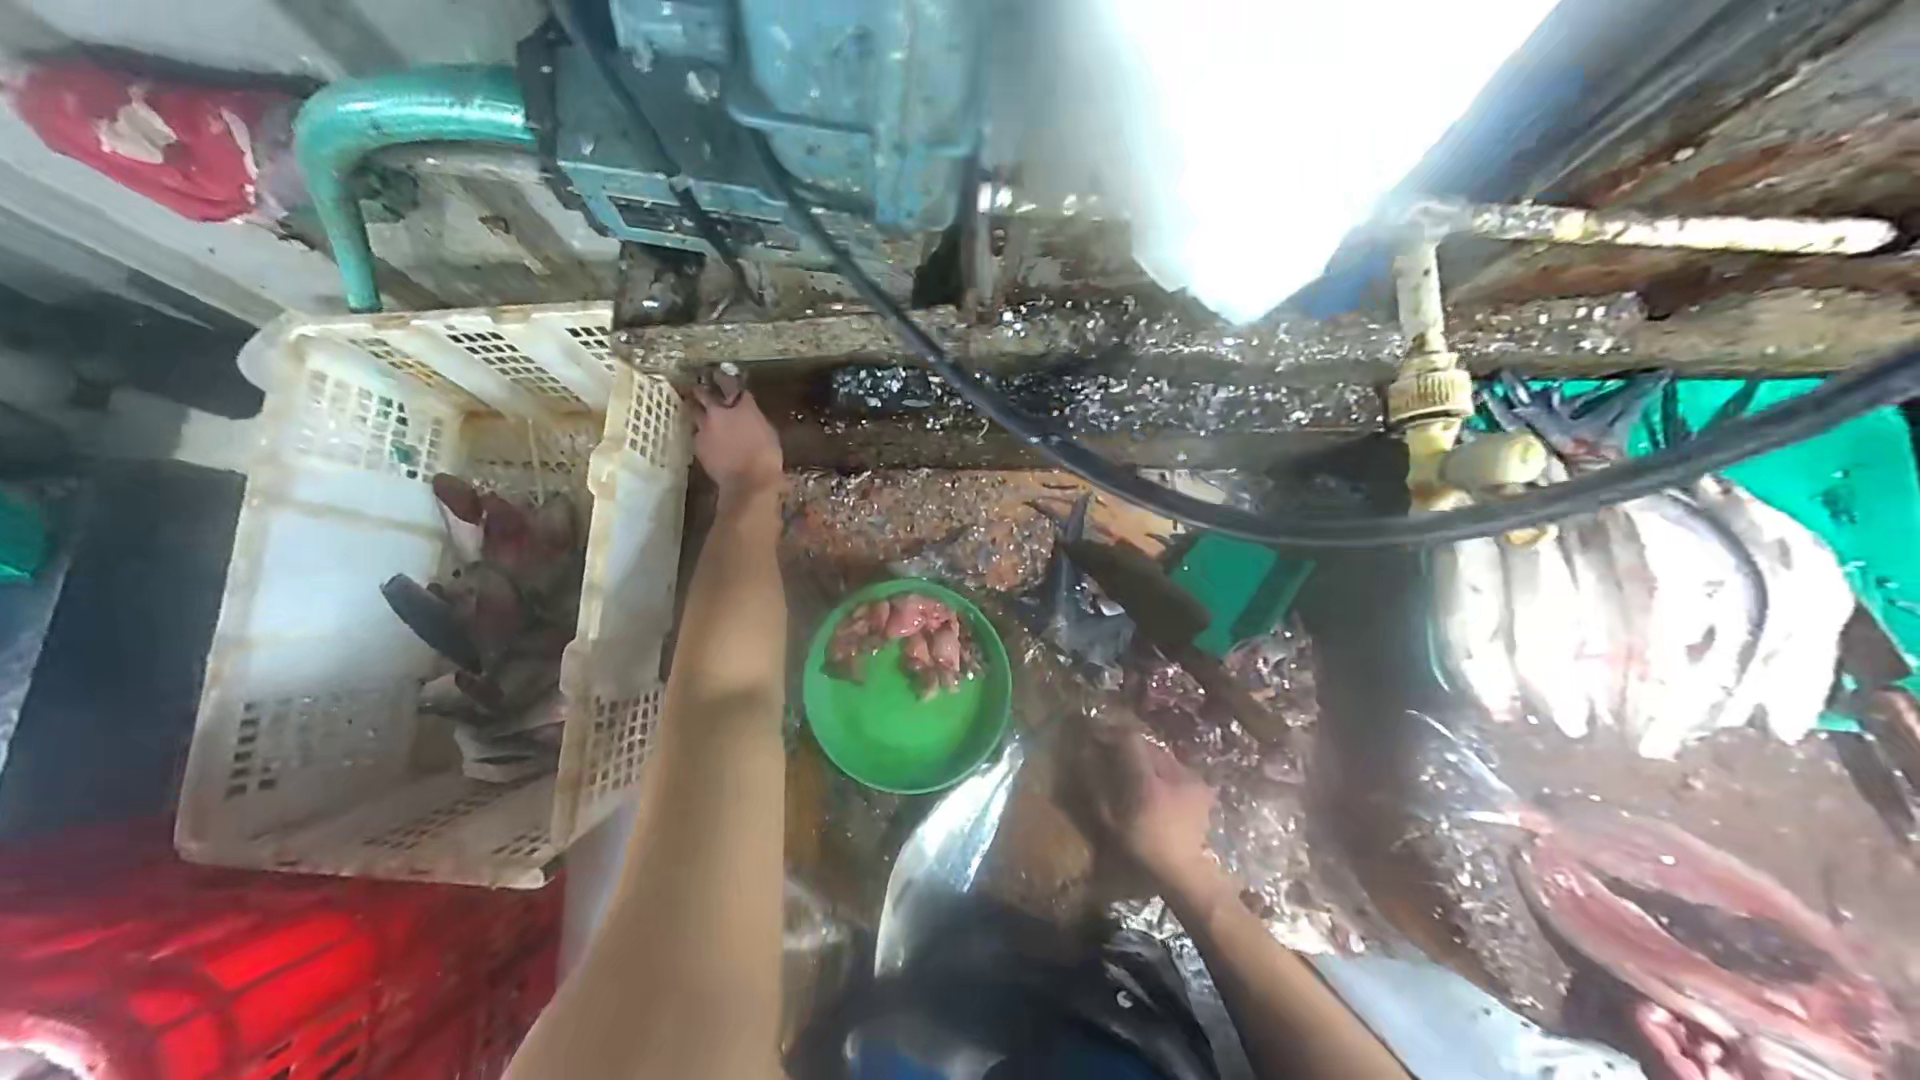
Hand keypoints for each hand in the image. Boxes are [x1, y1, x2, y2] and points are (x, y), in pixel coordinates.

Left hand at [689, 386, 782, 497]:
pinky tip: (706, 440)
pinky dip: (701, 434)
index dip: (725, 379)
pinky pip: (697, 433)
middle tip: (701, 389)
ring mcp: (705, 427)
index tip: (721, 377)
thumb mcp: (768, 432)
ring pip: (694, 411)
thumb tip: (748, 415)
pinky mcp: (698, 444)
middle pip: (704, 393)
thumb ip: (754, 419)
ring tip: (698, 411)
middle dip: (703, 390)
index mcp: (743, 406)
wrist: (748, 481)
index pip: (731, 384)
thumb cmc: (767, 458)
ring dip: (697, 410)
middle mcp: (720, 411)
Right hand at [1086, 719, 1220, 897]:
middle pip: (1148, 744)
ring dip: (1146, 756)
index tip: (1099, 738)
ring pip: (1162, 754)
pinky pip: (1175, 767)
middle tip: (1114, 754)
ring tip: (1134, 769)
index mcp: (1148, 784)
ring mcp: (1192, 779)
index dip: (1113, 734)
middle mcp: (1174, 774)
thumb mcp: (1110, 821)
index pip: (1131, 740)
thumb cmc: (1142, 849)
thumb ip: (1097, 786)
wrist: (1184, 871)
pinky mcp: (1201, 785)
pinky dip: (1161, 769)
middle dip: (1129, 746)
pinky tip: (1155, 783)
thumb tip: (1087, 758)